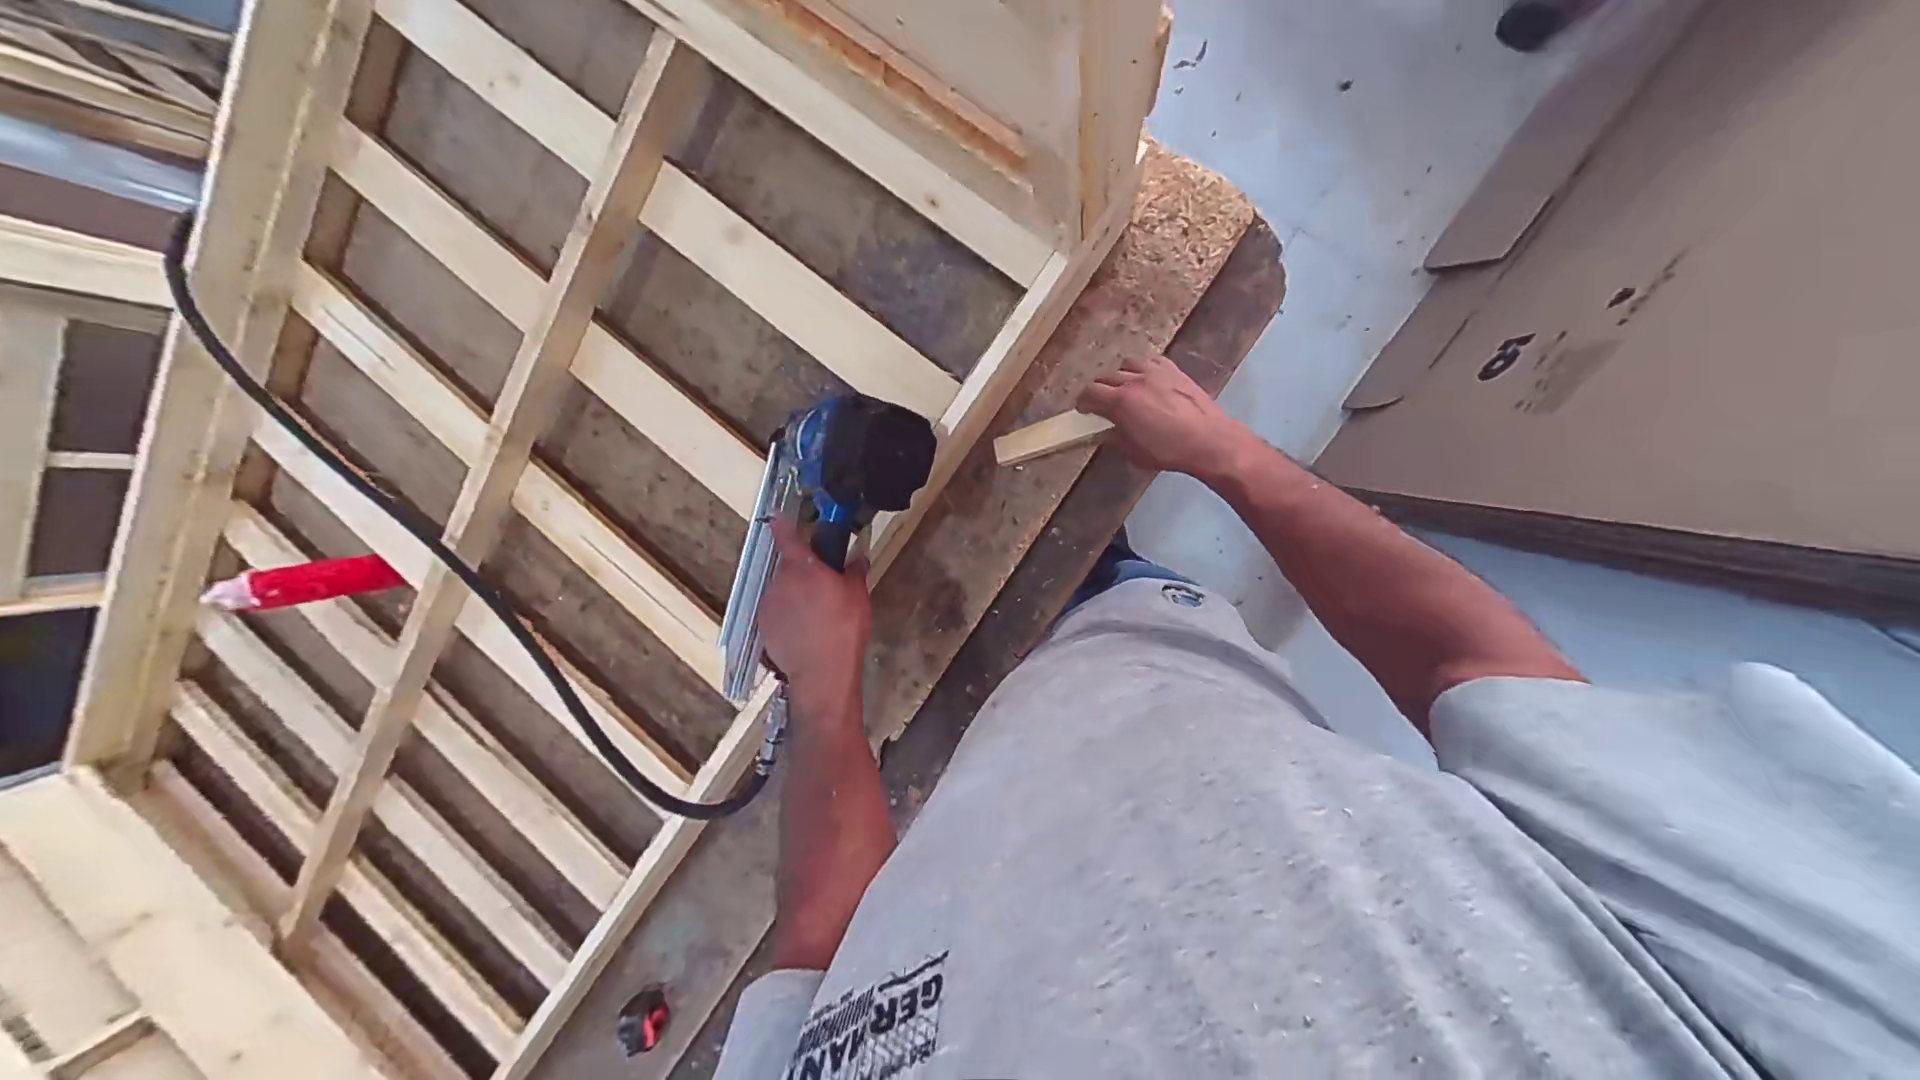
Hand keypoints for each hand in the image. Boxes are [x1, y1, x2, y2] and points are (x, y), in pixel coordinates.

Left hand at [760, 517, 871, 701]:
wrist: (822, 672)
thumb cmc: (844, 628)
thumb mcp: (858, 595)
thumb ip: (855, 570)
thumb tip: (857, 556)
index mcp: (802, 567)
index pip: (786, 535)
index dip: (783, 524)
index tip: (780, 517)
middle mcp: (779, 581)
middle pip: (788, 567)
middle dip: (803, 572)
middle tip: (824, 586)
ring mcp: (768, 605)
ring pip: (782, 591)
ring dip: (795, 595)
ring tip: (817, 614)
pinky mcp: (764, 627)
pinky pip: (776, 612)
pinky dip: (788, 616)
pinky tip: (805, 630)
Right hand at [1077, 352, 1256, 482]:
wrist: (1208, 440)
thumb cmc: (1168, 451)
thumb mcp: (1133, 452)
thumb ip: (1115, 438)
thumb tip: (1104, 433)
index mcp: (1120, 402)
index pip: (1090, 393)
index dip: (1083, 401)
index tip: (1084, 410)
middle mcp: (1134, 381)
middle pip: (1105, 378)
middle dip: (1099, 390)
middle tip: (1102, 404)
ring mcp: (1155, 372)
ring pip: (1126, 365)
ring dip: (1120, 376)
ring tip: (1124, 389)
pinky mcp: (1173, 370)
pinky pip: (1150, 361)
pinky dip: (1142, 369)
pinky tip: (1147, 380)